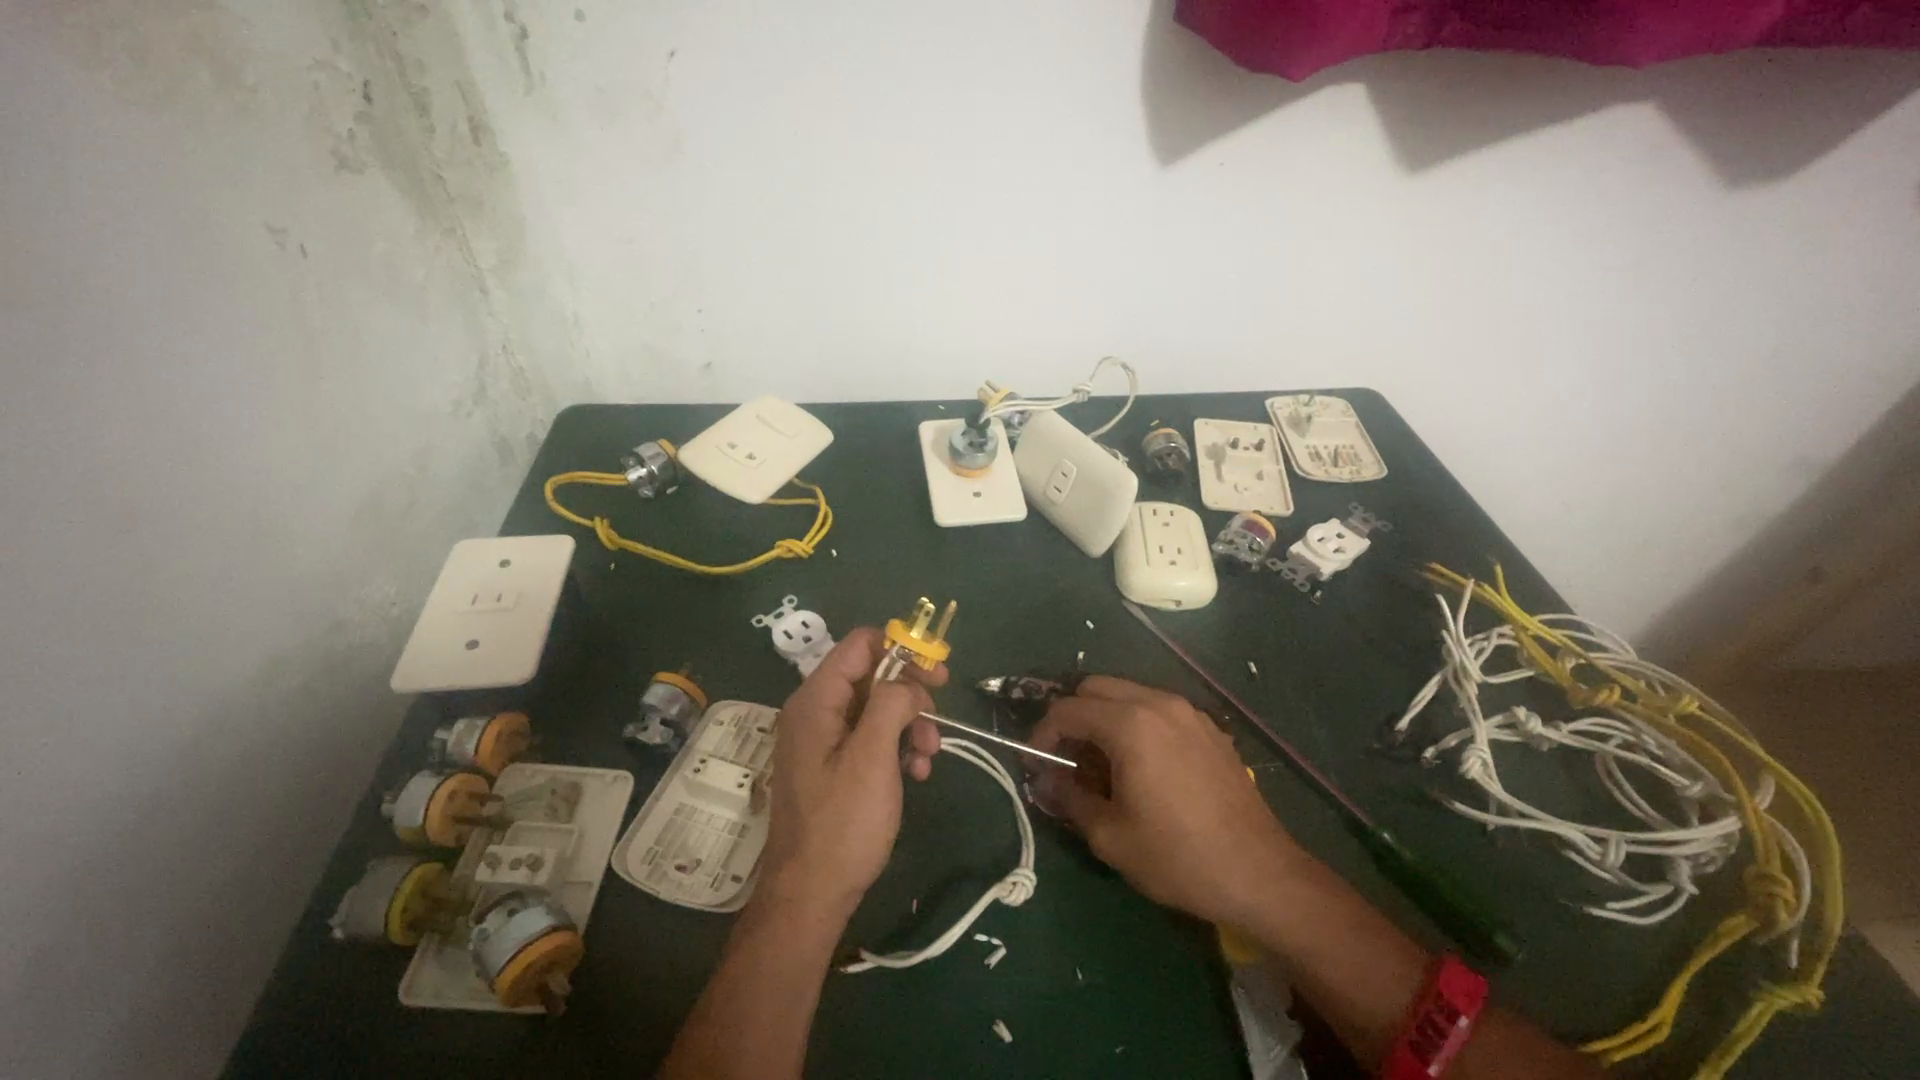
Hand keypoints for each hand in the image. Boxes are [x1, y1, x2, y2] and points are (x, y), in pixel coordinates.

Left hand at [756, 627, 945, 920]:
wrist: (811, 894)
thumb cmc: (842, 824)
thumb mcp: (872, 758)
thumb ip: (890, 703)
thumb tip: (907, 682)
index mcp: (816, 701)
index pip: (860, 644)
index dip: (902, 648)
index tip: (937, 675)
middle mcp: (815, 712)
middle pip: (871, 675)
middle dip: (910, 693)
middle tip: (939, 717)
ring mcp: (821, 740)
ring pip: (876, 709)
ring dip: (910, 725)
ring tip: (928, 757)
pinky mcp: (832, 766)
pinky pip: (870, 738)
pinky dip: (897, 748)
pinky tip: (915, 774)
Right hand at [1029, 675, 1304, 927]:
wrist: (1260, 874)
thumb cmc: (1178, 857)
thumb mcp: (1110, 836)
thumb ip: (1069, 799)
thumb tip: (1045, 782)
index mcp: (1131, 725)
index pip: (1067, 710)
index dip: (1042, 734)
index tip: (1034, 765)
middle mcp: (1159, 704)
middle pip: (1097, 688)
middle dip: (1073, 717)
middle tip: (1066, 759)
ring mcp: (1190, 714)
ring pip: (1130, 694)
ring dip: (1105, 718)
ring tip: (1101, 765)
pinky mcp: (1211, 730)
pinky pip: (1159, 711)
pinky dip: (1137, 724)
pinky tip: (1142, 768)